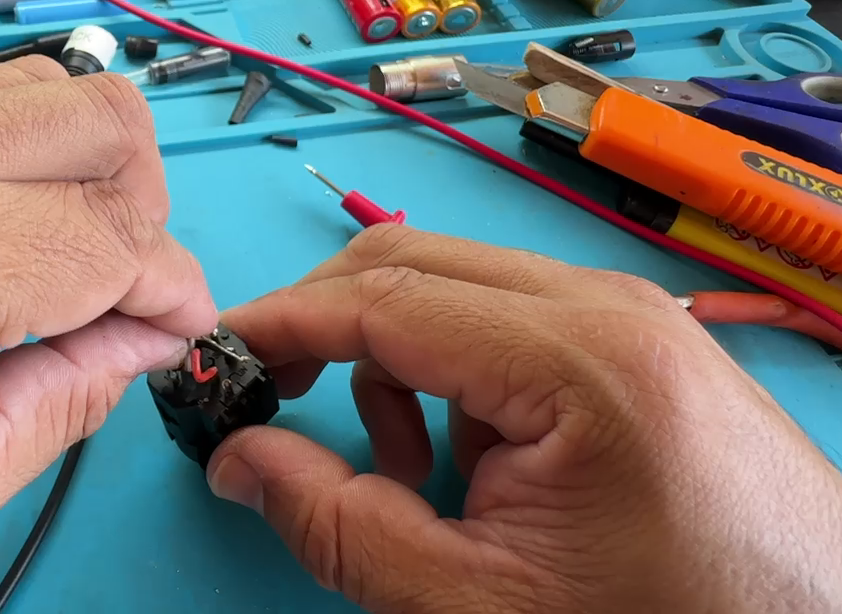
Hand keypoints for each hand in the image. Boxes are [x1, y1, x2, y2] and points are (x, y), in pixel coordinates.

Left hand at [0, 58, 215, 613]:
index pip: (118, 237)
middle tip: (117, 287)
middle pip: (103, 119)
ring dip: (83, 165)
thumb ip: (70, 395)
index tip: (179, 328)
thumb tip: (150, 332)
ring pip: (43, 86)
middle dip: (143, 203)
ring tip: (56, 253)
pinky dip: (15, 147)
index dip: (173, 288)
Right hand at [208, 225, 841, 613]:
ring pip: (442, 281)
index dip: (281, 321)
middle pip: (402, 262)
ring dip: (387, 357)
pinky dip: (443, 370)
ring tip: (406, 466)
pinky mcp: (623, 330)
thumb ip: (338, 526)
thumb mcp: (480, 610)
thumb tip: (231, 460)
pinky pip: (491, 312)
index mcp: (574, 355)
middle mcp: (594, 297)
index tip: (218, 352)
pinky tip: (472, 456)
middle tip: (279, 396)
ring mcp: (616, 305)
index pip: (379, 298)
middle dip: (322, 323)